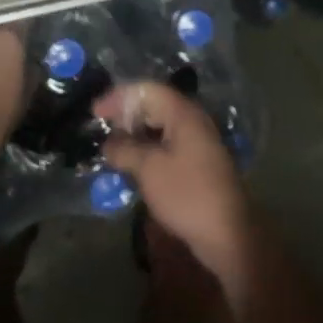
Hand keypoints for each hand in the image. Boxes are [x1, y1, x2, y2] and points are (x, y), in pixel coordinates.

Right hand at [94, 82, 250, 275]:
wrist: (227, 232)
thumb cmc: (187, 194)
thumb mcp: (149, 169)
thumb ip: (125, 150)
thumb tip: (108, 143)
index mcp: (183, 113)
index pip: (147, 90)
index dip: (119, 97)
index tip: (94, 112)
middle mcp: (192, 120)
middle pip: (154, 104)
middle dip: (126, 114)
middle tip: (100, 129)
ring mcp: (197, 141)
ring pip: (160, 126)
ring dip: (135, 133)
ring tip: (111, 147)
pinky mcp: (197, 162)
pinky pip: (167, 144)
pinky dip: (147, 148)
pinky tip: (131, 163)